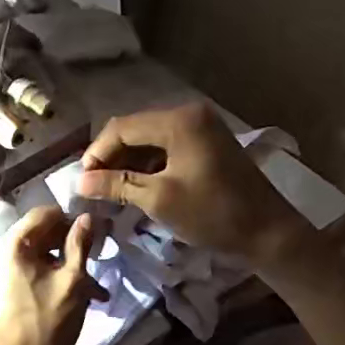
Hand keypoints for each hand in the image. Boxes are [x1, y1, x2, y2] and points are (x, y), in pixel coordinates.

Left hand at [0, 206, 107, 344]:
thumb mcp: (74, 282)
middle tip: (95, 261)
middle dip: (69, 245)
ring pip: (34, 258)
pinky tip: (70, 298)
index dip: (71, 220)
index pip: (45, 213)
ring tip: (91, 289)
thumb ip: (80, 244)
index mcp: (11, 245)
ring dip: (63, 266)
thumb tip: (87, 217)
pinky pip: (24, 275)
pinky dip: (47, 279)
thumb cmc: (50, 325)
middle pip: (38, 234)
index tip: (94, 235)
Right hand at [78, 102, 313, 268]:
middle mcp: (189, 114)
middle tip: (93, 188)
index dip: (96, 153)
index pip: (122, 127)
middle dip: (111, 158)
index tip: (81, 182)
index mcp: (178, 120)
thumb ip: (117, 185)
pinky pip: (166, 149)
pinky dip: (148, 166)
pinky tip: (135, 187)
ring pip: (149, 141)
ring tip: (110, 191)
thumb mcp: (158, 200)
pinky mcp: (206, 145)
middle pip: (135, 130)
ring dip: (128, 163)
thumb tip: (79, 183)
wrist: (265, 231)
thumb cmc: (211, 213)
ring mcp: (200, 128)